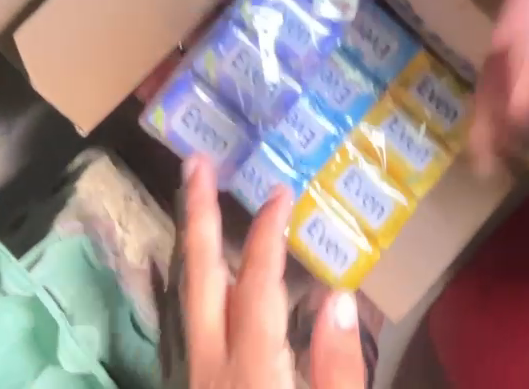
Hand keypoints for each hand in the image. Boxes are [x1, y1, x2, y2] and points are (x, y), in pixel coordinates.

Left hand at [175, 156, 365, 388]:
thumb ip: (339, 369)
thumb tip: (339, 298)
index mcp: (251, 371)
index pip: (257, 284)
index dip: (267, 233)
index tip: (281, 191)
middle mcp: (210, 365)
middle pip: (200, 276)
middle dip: (199, 215)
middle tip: (196, 162)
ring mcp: (194, 377)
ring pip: (189, 296)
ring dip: (195, 244)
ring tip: (200, 200)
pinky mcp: (192, 385)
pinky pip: (191, 319)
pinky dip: (200, 279)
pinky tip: (212, 270)